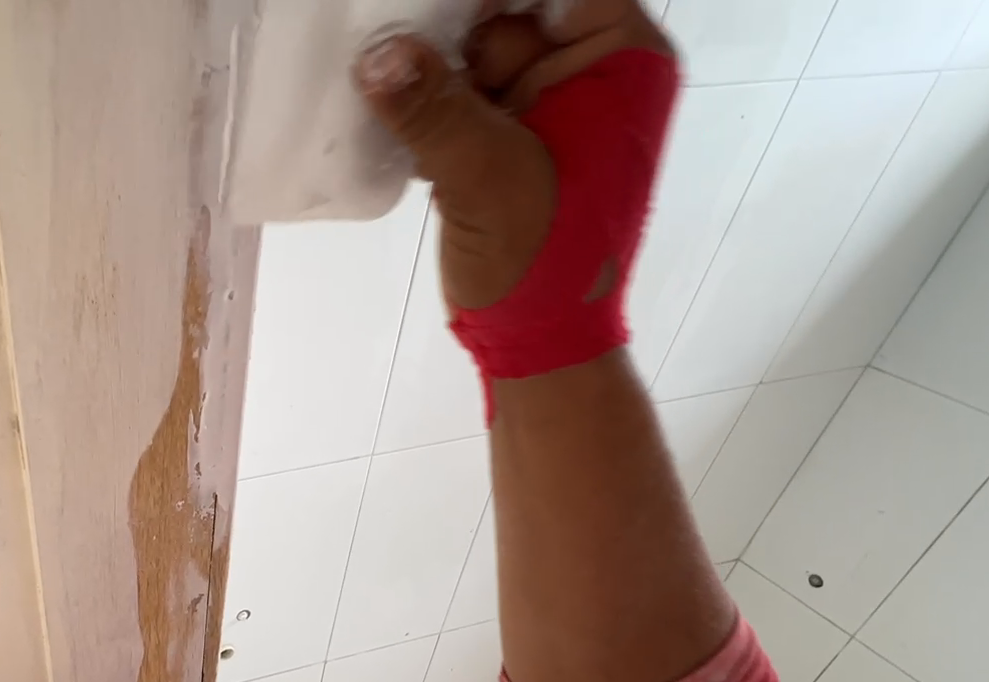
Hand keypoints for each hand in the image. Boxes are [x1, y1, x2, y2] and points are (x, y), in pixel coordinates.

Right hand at [353, 2, 673, 315]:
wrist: (535, 340)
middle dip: (445, 25)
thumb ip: (433, 110)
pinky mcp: (504, 151)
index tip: (425, 0)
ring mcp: (541, 115)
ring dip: (426, 72)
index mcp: (615, 58)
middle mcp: (584, 74)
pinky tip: (383, 111)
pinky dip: (424, 111)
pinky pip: (459, 109)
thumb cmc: (541, 257)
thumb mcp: (488, 175)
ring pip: (474, 64)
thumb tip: (376, 53)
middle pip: (507, 16)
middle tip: (382, 28)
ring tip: (373, 71)